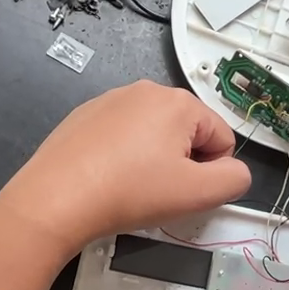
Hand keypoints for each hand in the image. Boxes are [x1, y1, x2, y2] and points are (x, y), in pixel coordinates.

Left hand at [0, 81, 251, 255]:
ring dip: (152, 161)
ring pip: (154, 136)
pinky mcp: (85, 115)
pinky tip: (106, 178)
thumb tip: (234, 172)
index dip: (210, 172)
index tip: (182, 190)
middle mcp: (146, 90)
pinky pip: (122, 137)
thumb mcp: (197, 194)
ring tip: (128, 187)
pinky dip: (122, 157)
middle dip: (181, 164)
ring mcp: (112, 100)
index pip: (222, 139)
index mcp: (179, 102)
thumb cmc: (129, 192)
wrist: (54, 199)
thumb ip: (234, 180)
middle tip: (156, 191)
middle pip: (188, 134)